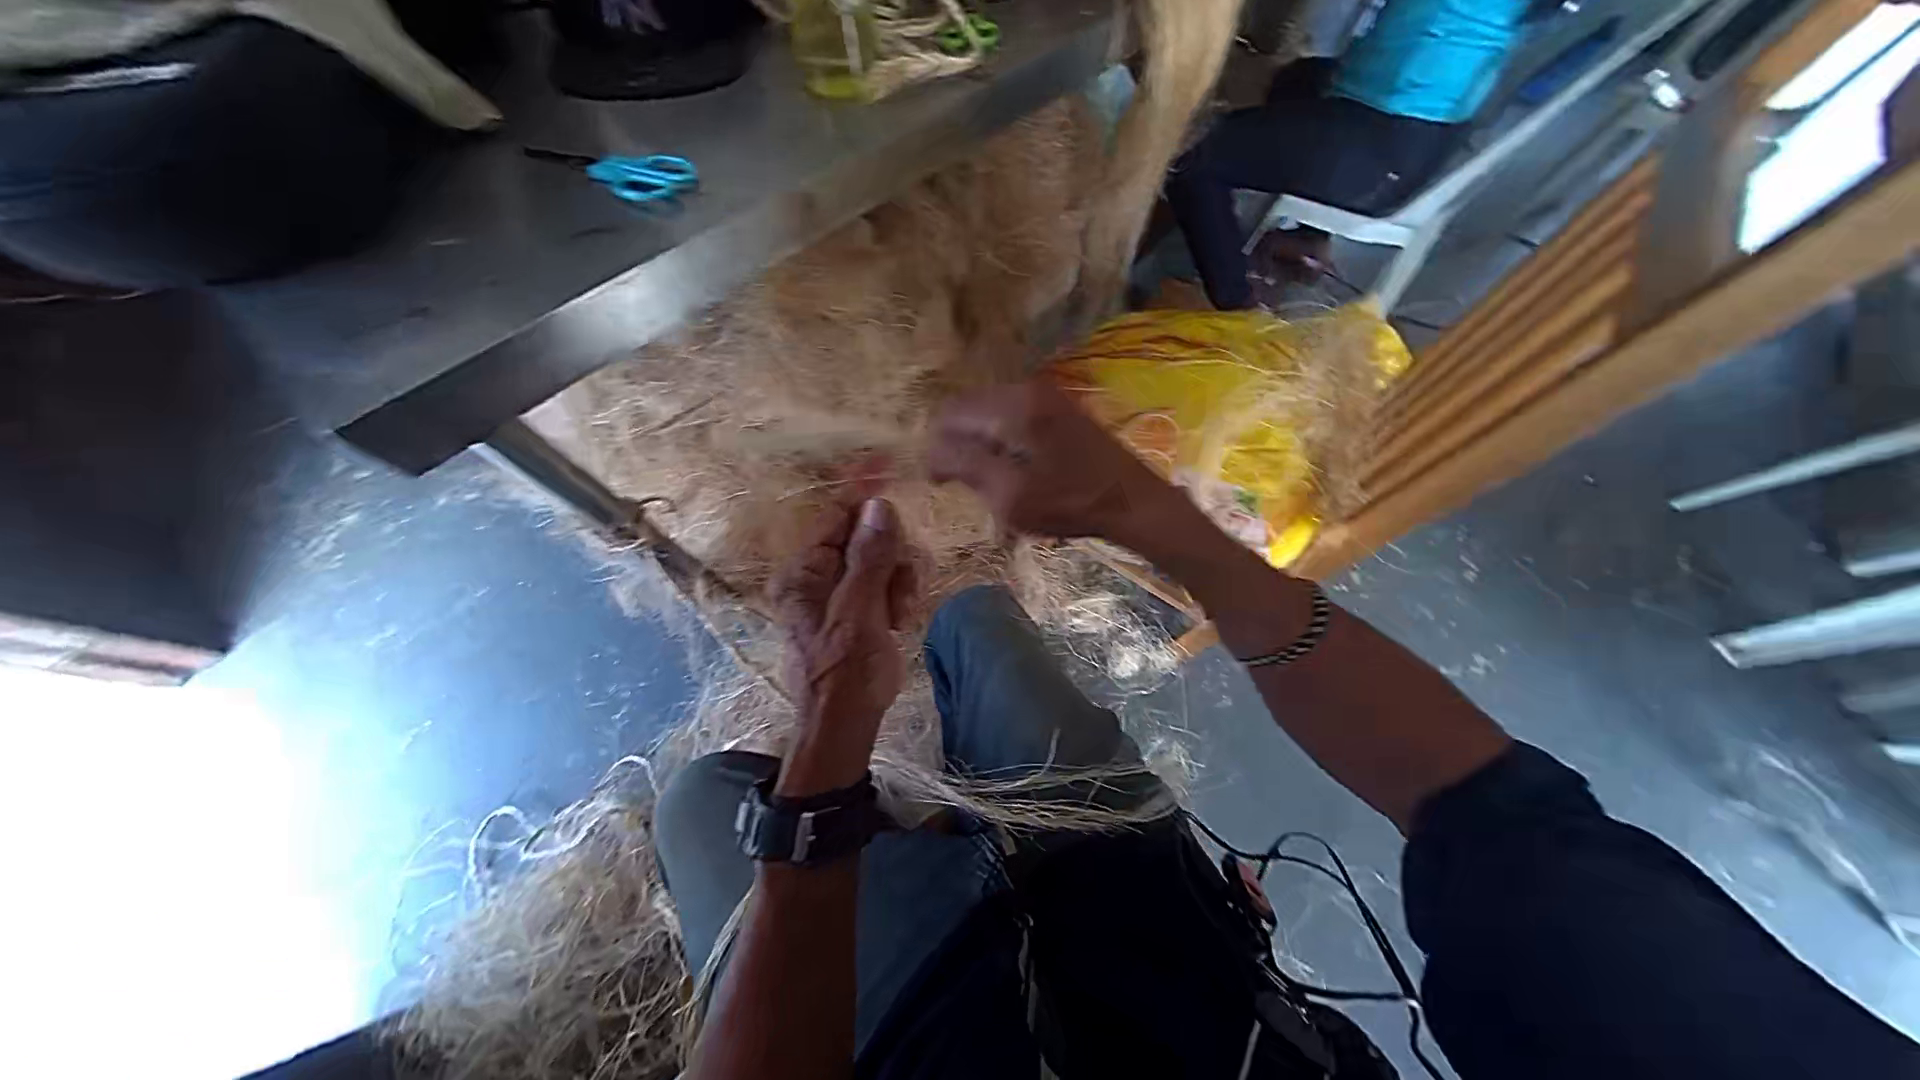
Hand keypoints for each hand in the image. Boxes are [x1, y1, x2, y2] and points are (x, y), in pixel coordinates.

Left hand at [767, 498, 917, 795]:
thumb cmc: (846, 671)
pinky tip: (900, 622)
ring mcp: (838, 594)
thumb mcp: (859, 612)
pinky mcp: (857, 610)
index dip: (870, 511)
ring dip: (899, 582)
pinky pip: (884, 584)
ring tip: (901, 615)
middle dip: (892, 559)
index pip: (837, 520)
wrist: (846, 724)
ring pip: (880, 561)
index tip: (902, 504)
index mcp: (804, 573)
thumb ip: (869, 558)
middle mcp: (817, 577)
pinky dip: (897, 597)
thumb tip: (879, 505)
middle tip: (903, 590)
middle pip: (864, 539)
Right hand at [928, 381, 1185, 550]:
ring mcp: (1046, 395)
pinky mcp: (1058, 407)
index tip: (938, 482)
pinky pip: (1010, 416)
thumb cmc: (1071, 504)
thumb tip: (930, 452)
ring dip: (978, 443)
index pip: (951, 414)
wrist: (1135, 502)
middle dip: (956, 444)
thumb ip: (966, 467)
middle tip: (959, 483)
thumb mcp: (1011, 496)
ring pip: (988, 412)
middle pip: (969, 408)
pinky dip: (1000, 440)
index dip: (936, 447)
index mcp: (1014, 406)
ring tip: (985, 480)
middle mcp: (1027, 388)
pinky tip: (1011, 469)